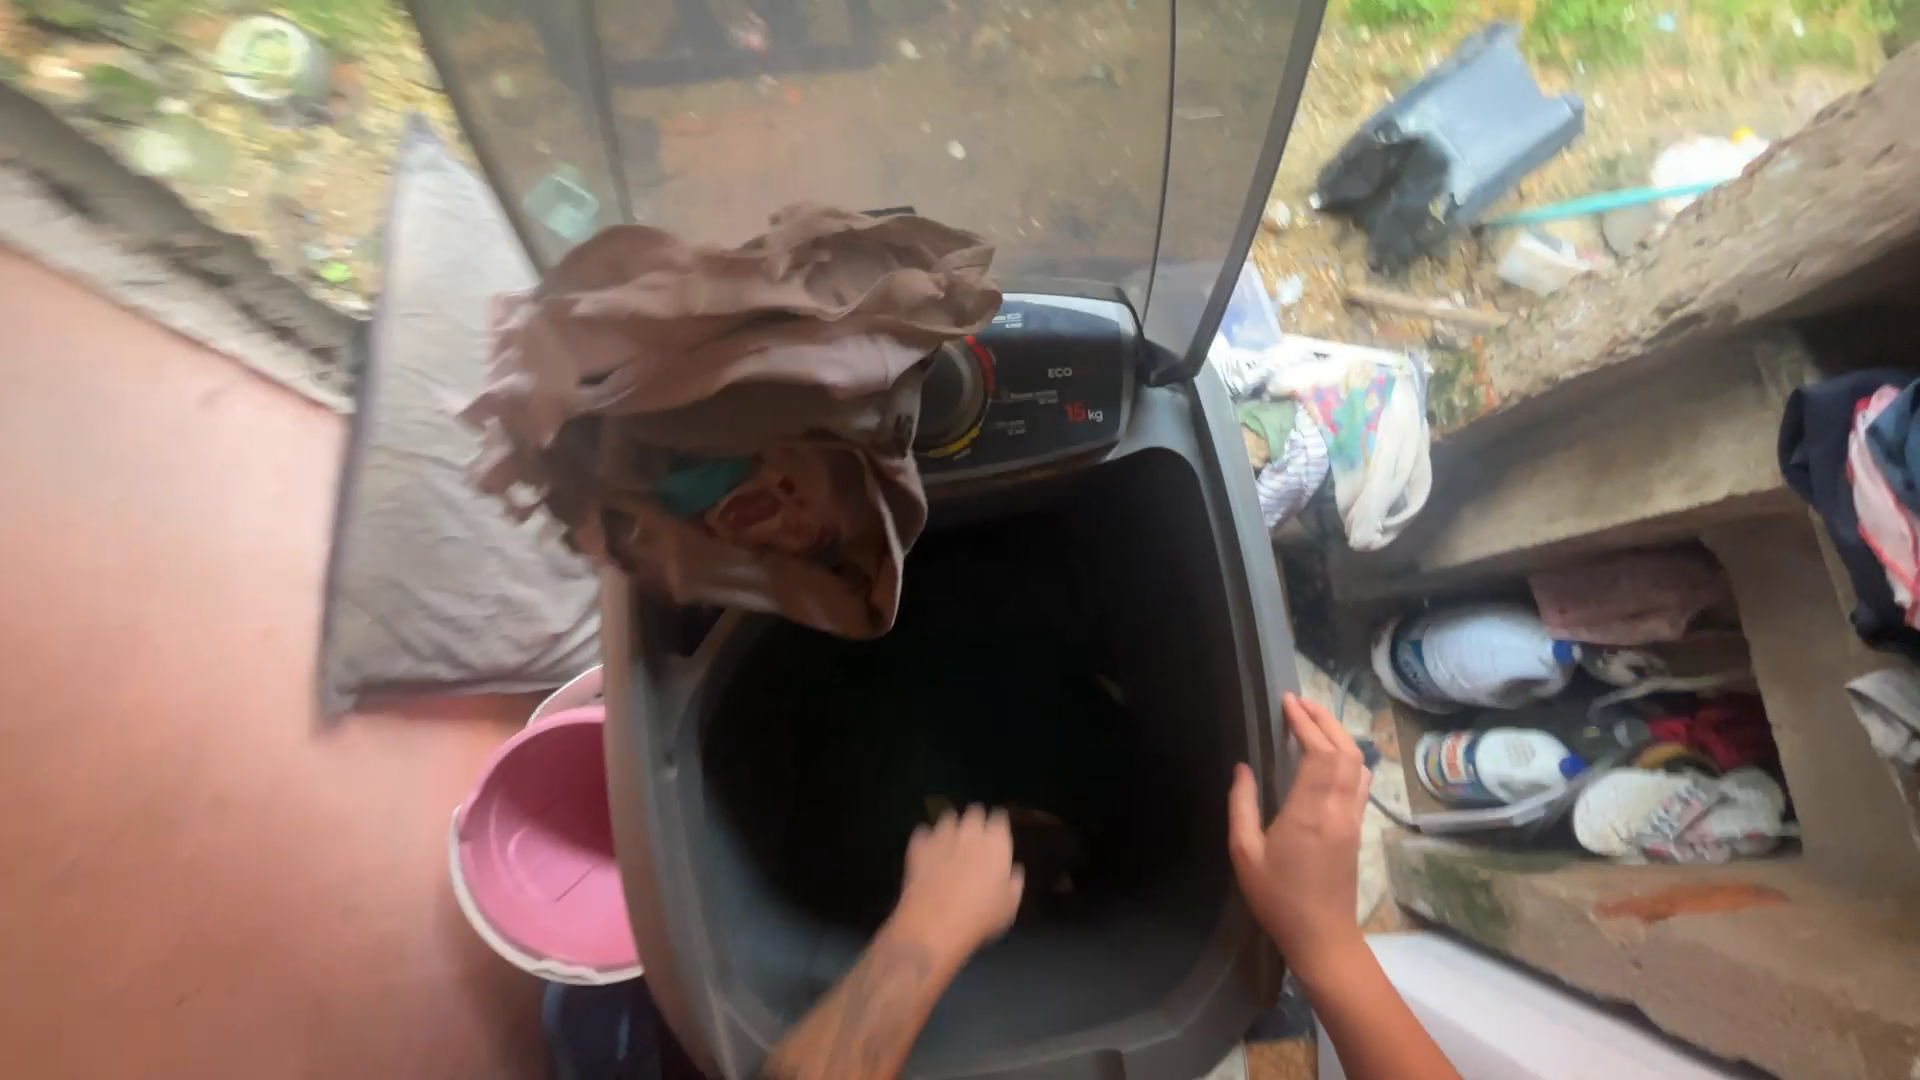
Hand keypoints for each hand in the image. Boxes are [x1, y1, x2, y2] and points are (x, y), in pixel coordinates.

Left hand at [887, 806, 1024, 963]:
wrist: (934, 924)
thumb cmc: (980, 918)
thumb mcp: (1009, 907)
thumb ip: (1014, 882)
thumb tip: (1014, 869)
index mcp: (996, 841)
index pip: (1000, 818)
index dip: (998, 825)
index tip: (997, 834)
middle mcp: (970, 829)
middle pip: (974, 812)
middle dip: (975, 820)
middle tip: (975, 837)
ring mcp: (942, 833)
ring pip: (948, 817)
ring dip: (951, 827)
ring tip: (950, 842)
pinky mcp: (919, 843)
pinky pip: (923, 832)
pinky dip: (926, 839)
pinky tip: (927, 852)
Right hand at [1230, 692, 1370, 981]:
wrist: (1322, 939)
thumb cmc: (1277, 897)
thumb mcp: (1244, 851)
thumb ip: (1241, 804)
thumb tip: (1243, 767)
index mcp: (1310, 812)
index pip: (1319, 753)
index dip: (1306, 723)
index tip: (1288, 702)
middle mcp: (1338, 810)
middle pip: (1346, 751)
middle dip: (1325, 720)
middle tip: (1299, 703)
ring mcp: (1353, 820)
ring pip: (1358, 765)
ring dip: (1339, 737)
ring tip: (1313, 723)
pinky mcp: (1356, 830)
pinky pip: (1359, 782)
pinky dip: (1347, 758)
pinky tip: (1329, 757)